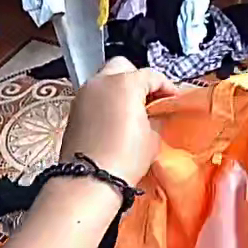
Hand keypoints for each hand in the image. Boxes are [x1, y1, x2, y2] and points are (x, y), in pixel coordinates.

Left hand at [57, 57, 177, 185]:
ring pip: (105, 81)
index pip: (151, 75)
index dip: (166, 86)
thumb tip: (152, 117)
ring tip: (133, 111)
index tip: (174, 99)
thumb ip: (154, 120)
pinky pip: (94, 98)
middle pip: (123, 67)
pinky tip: (116, 121)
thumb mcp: (152, 139)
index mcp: (125, 83)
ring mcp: (83, 95)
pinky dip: (106, 103)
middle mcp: (101, 82)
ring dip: (120, 91)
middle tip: (150, 99)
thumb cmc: (126, 158)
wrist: (90, 180)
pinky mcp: (74, 111)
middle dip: (138, 79)